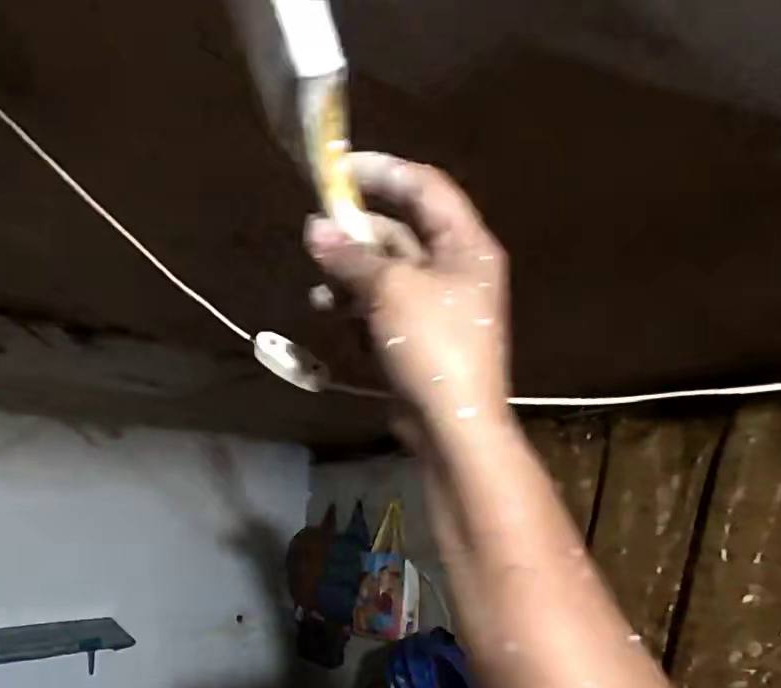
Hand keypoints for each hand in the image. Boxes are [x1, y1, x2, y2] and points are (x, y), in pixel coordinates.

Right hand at [304, 153, 511, 427]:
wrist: (453, 424)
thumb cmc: (433, 346)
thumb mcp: (391, 291)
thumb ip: (352, 256)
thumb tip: (315, 228)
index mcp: (465, 245)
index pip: (424, 188)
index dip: (382, 172)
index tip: (337, 170)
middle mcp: (454, 270)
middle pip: (400, 232)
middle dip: (356, 234)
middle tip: (316, 237)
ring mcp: (436, 308)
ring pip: (386, 275)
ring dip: (350, 276)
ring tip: (319, 289)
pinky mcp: (418, 339)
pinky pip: (384, 309)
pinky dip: (358, 308)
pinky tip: (331, 313)